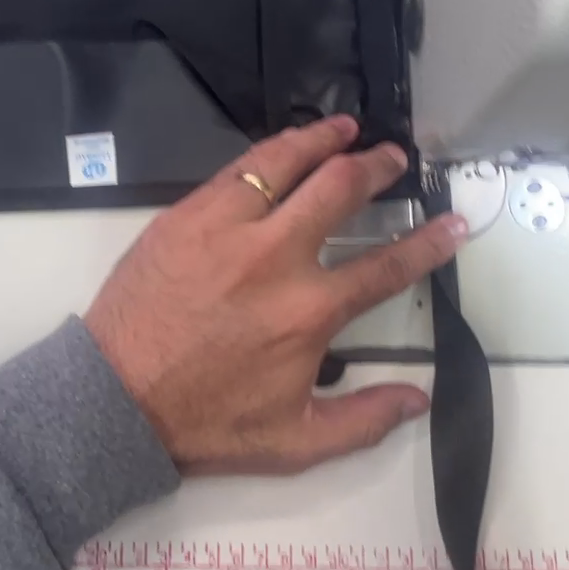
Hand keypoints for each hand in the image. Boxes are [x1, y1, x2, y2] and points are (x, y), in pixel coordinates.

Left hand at [85, 115, 467, 474]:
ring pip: (287, 162)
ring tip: (345, 127)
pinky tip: (284, 144)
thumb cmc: (204, 420)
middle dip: (377, 166)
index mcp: (308, 311)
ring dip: (324, 139)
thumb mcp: (294, 442)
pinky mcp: (187, 215)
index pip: (386, 266)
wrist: (116, 397)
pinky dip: (270, 150)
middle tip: (392, 157)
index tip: (451, 223)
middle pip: (340, 190)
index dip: (428, 242)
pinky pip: (237, 168)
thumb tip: (417, 399)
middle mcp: (275, 258)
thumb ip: (363, 421)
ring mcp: (227, 228)